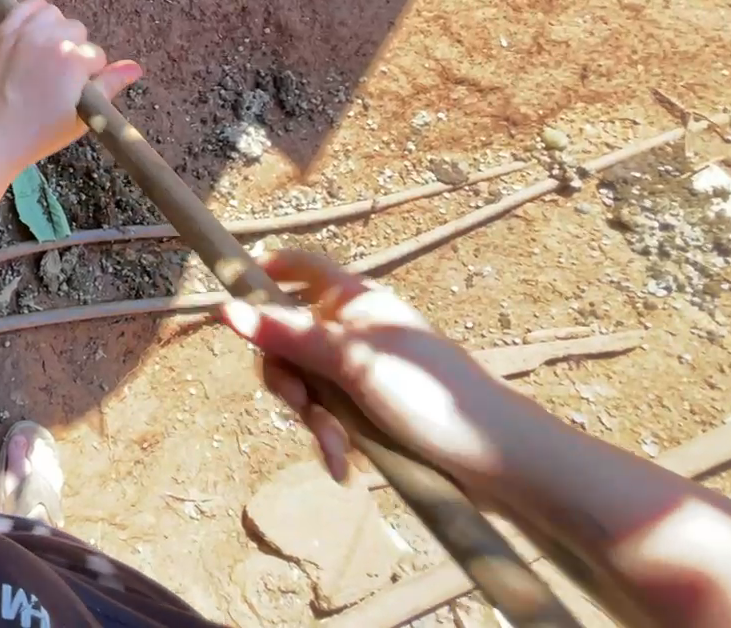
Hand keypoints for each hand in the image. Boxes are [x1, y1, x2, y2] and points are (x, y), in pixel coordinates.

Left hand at [0, 0, 141, 172]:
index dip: (90, 76)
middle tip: (58, 79)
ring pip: (54, 15)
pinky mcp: (3, 34)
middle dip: (74, 51)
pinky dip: (35, 13)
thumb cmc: (37, 134)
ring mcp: (23, 33)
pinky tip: (36, 30)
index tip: (74, 93)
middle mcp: (50, 39)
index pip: (97, 56)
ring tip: (46, 57)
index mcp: (73, 60)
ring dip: (56, 31)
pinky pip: (26, 7)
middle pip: (78, 31)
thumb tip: (135, 68)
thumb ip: (108, 86)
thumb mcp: (81, 118)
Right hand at [220, 251, 545, 496]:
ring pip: (300, 378)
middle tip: (299, 403)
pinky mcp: (366, 405)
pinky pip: (324, 410)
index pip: (296, 265)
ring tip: (334, 446)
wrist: (508, 465)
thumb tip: (222, 308)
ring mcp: (356, 368)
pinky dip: (327, 435)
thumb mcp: (349, 362)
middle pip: (283, 334)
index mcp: (350, 300)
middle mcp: (349, 328)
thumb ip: (285, 335)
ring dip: (308, 414)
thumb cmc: (432, 395)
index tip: (234, 300)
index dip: (262, 271)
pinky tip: (342, 463)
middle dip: (284, 374)